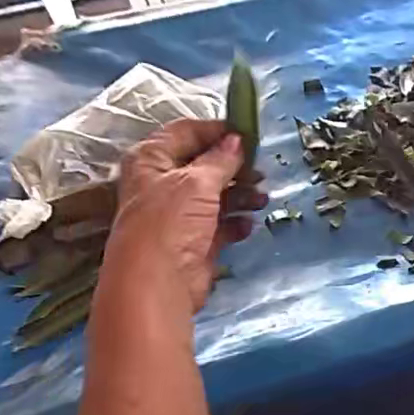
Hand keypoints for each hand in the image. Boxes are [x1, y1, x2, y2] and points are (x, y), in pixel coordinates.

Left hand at [107, 120, 264, 311]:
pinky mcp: (194, 244)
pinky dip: (235, 223)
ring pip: (215, 197)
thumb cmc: (170, 221)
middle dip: (234, 168)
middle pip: (204, 167)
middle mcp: (162, 184)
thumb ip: (220, 159)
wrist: (157, 282)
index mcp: (151, 159)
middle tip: (261, 171)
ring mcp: (178, 216)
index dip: (217, 132)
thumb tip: (237, 141)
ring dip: (240, 195)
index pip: (186, 133)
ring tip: (262, 198)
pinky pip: (219, 226)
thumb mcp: (197, 182)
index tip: (249, 135)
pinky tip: (248, 223)